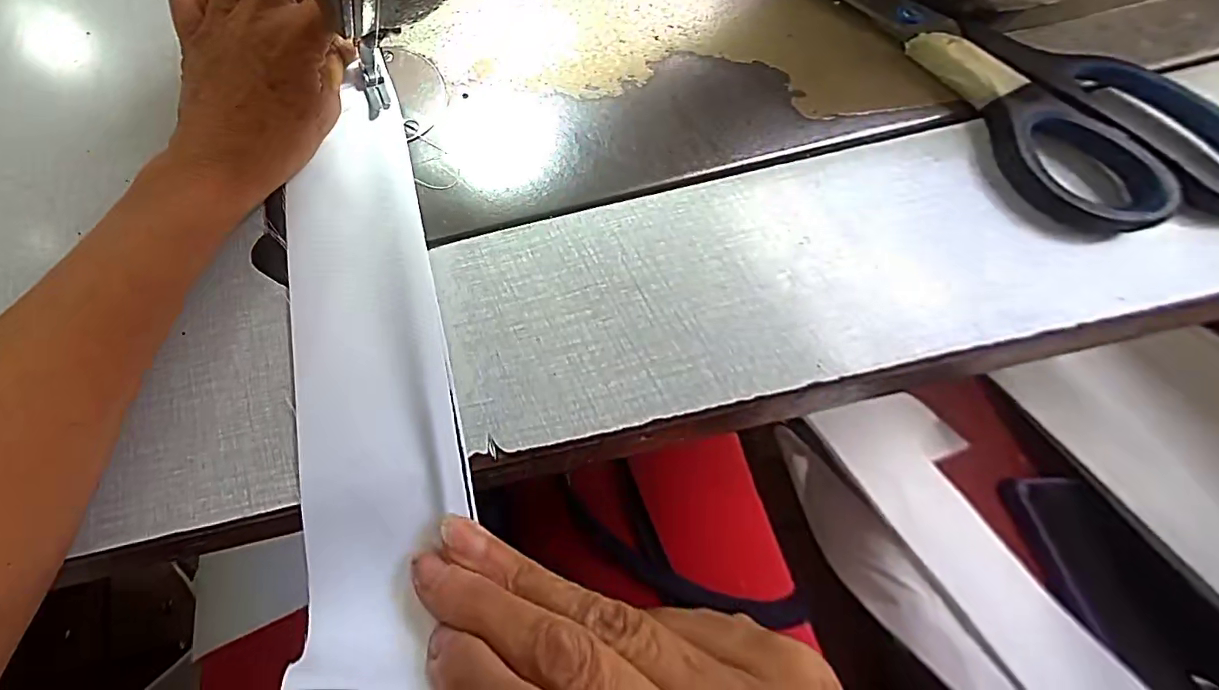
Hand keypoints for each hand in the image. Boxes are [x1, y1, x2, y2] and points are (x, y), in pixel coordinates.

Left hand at [163, 0, 355, 215]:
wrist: (218, 166)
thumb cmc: (269, 146)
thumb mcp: (324, 110)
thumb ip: (333, 70)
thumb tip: (334, 52)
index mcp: (299, 33)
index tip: (338, 12)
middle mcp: (258, 17)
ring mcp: (221, 23)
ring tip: (261, 0)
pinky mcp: (193, 37)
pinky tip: (223, 15)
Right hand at [414, 515, 839, 689]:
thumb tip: (486, 675)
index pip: (570, 687)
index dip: (492, 668)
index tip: (442, 642)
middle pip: (585, 642)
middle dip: (497, 599)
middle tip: (438, 566)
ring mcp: (761, 680)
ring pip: (619, 610)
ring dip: (534, 577)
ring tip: (474, 543)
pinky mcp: (780, 658)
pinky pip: (670, 616)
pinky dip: (604, 602)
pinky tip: (554, 580)